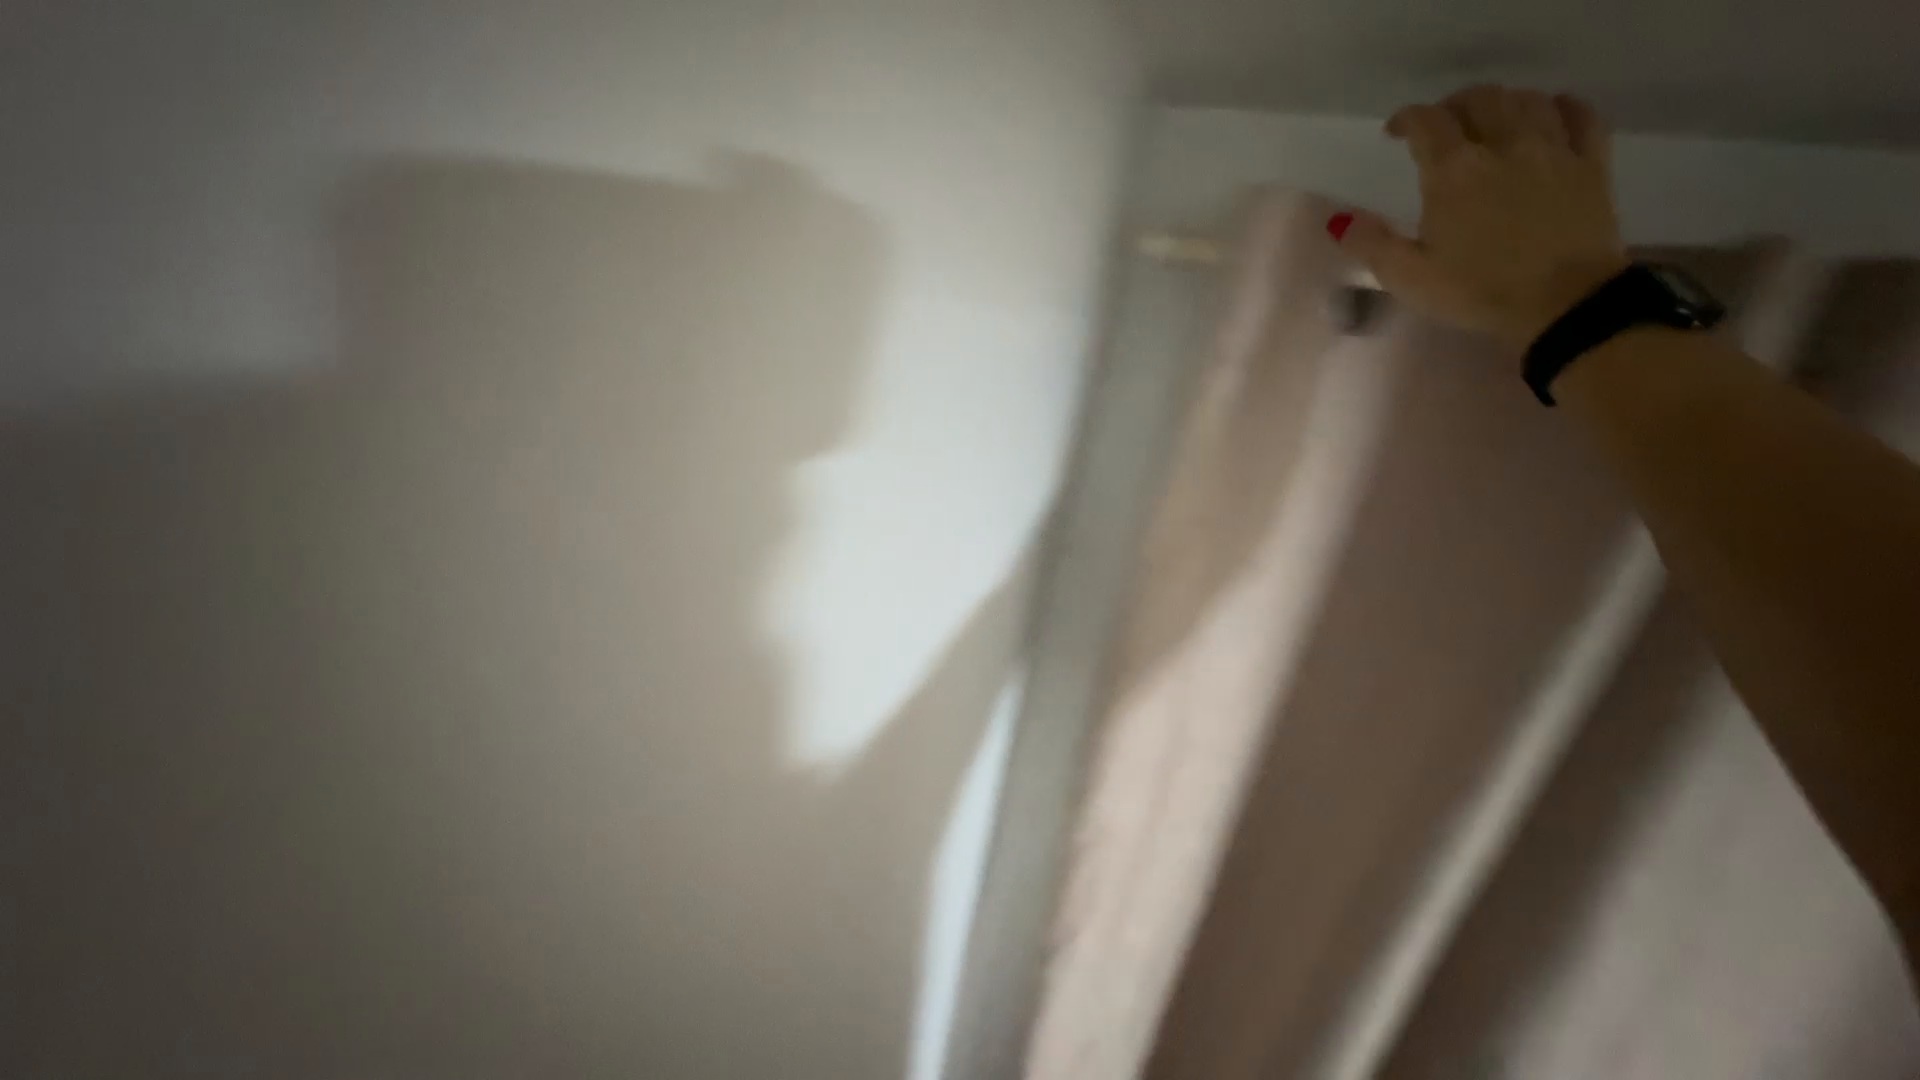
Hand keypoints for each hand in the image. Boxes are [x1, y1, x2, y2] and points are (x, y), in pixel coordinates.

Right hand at [1334, 85, 1628, 347]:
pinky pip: (1581, 116)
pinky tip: (1550, 115)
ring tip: (1488, 121)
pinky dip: (1561, 107)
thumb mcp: (1409, 277)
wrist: (1562, 302)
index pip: (1427, 122)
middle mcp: (1503, 145)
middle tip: (1440, 125)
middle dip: (1453, 105)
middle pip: (1479, 99)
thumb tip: (1338, 220)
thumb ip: (1370, 244)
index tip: (1396, 132)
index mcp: (1454, 172)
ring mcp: (1553, 149)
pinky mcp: (1591, 163)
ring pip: (1527, 100)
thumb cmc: (1477, 291)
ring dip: (1502, 103)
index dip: (1407, 119)